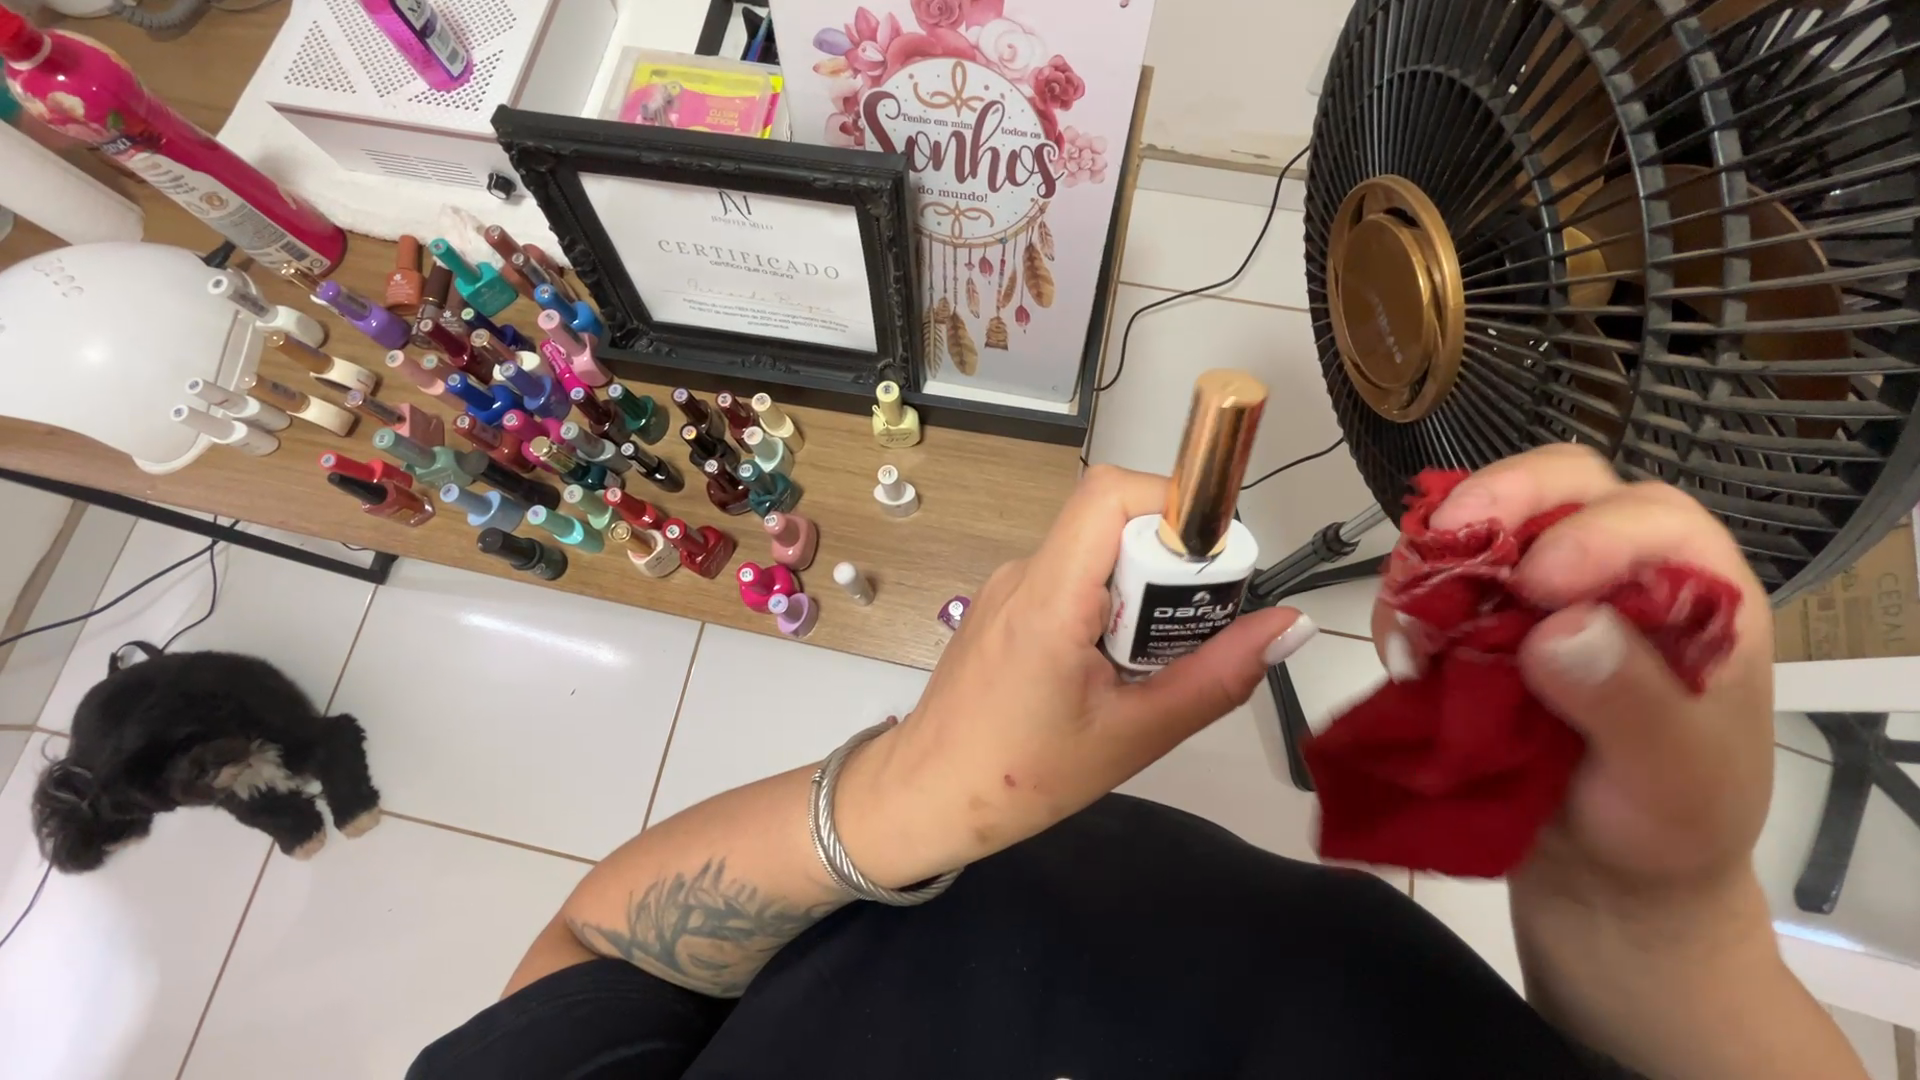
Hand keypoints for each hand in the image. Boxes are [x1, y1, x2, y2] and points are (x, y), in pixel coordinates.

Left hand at [836, 465, 1316, 886]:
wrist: (926, 794)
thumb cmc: (1020, 777)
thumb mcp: (1133, 734)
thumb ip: (1217, 676)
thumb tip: (1288, 626)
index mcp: (1048, 597)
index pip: (1110, 494)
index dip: (1174, 504)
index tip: (1212, 564)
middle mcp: (1023, 573)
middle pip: (1112, 524)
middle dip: (1168, 567)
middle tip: (1191, 636)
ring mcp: (1007, 586)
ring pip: (1094, 555)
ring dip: (1138, 595)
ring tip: (1145, 668)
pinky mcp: (1003, 605)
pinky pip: (1070, 580)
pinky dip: (1105, 608)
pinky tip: (1106, 671)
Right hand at [1373, 445, 1776, 936]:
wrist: (1594, 864)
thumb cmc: (1663, 820)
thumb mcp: (1674, 779)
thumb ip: (1635, 705)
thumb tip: (1560, 626)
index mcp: (1691, 595)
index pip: (1646, 517)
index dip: (1590, 531)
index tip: (1536, 583)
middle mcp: (1609, 573)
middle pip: (1555, 486)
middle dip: (1495, 500)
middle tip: (1447, 539)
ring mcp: (1529, 593)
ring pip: (1476, 524)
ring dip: (1432, 560)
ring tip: (1414, 633)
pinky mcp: (1469, 620)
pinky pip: (1425, 581)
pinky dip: (1401, 605)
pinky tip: (1403, 657)